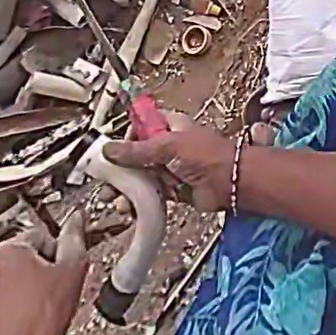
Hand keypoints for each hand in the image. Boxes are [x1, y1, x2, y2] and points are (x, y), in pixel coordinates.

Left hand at [0, 220, 87, 334]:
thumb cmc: (39, 325)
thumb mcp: (72, 271)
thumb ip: (74, 238)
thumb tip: (76, 220)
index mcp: (8, 251)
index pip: (39, 237)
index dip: (55, 253)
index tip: (60, 270)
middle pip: (14, 262)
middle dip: (30, 274)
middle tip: (47, 293)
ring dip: (10, 297)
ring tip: (29, 316)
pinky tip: (11, 333)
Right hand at [105, 117, 237, 212]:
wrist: (229, 182)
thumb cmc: (204, 155)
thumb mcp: (168, 147)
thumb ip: (137, 150)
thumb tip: (108, 149)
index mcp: (171, 126)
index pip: (144, 125)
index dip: (128, 136)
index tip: (113, 151)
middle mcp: (170, 145)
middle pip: (138, 154)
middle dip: (121, 170)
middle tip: (106, 184)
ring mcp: (171, 167)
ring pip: (142, 176)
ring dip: (127, 189)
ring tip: (115, 200)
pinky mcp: (173, 188)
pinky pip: (151, 193)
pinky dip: (139, 201)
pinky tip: (128, 209)